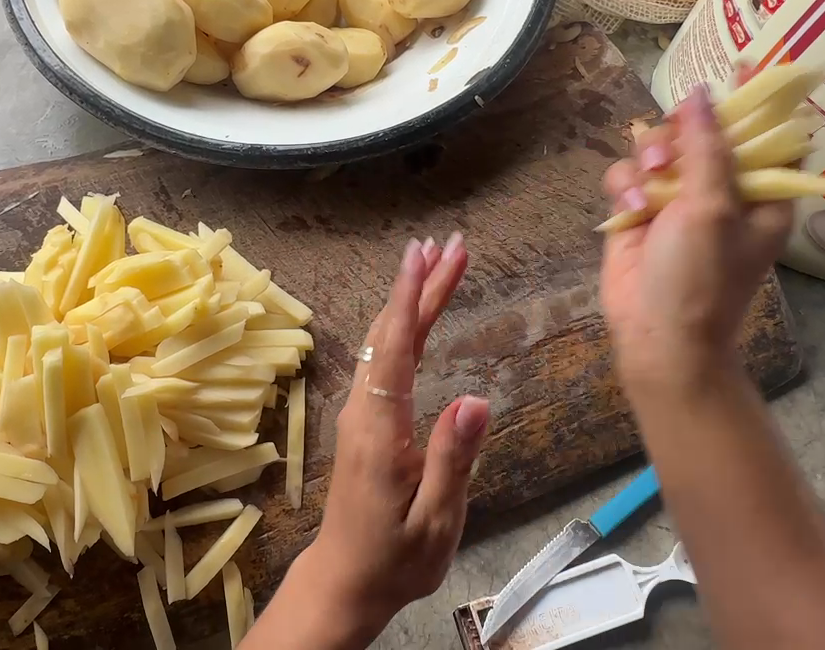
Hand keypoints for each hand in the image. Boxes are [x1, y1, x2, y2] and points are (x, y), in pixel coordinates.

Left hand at [271, 234, 489, 641]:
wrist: (348, 579)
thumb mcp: (435, 519)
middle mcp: (365, 405)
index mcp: (380, 425)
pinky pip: (387, 356)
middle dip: (421, 284)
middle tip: (451, 244)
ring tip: (441, 262)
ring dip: (414, 298)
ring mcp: (362, 408)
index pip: (395, 345)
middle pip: (392, 331)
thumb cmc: (395, 555)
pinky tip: (419, 313)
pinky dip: (406, 323)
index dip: (410, 296)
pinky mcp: (367, 415)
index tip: (423, 254)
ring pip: (387, 339)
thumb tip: (476, 398)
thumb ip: (453, 458)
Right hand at [600, 85, 791, 397]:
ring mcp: (675, 199)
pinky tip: (627, 205)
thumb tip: (700, 94)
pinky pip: (627, 173)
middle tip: (672, 153)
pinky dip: (624, 184)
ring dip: (647, 160)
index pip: (766, 135)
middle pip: (699, 132)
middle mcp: (719, 190)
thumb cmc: (700, 277)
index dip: (754, 101)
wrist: (657, 333)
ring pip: (656, 148)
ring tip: (647, 186)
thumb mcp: (712, 208)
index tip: (739, 65)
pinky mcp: (638, 209)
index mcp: (759, 194)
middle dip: (680, 136)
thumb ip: (707, 148)